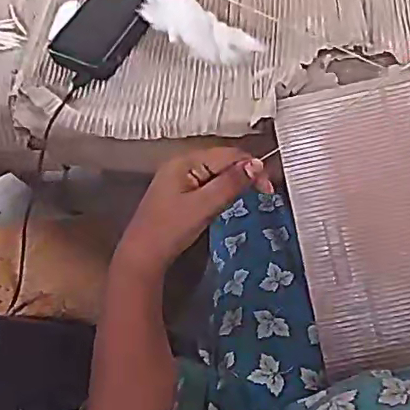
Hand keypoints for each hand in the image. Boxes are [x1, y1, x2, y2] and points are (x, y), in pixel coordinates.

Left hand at [115, 147, 273, 279]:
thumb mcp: (203, 206)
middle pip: (222, 160)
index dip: (251, 167)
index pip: (228, 154)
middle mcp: (181, 164)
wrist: (142, 255)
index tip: (268, 188)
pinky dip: (222, 190)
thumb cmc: (170, 230)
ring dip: (235, 182)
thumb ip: (230, 184)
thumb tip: (256, 165)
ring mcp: (179, 178)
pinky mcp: (180, 193)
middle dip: (245, 173)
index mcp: (185, 161)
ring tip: (252, 195)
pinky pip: (207, 184)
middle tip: (264, 192)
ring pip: (216, 173)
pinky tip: (229, 200)